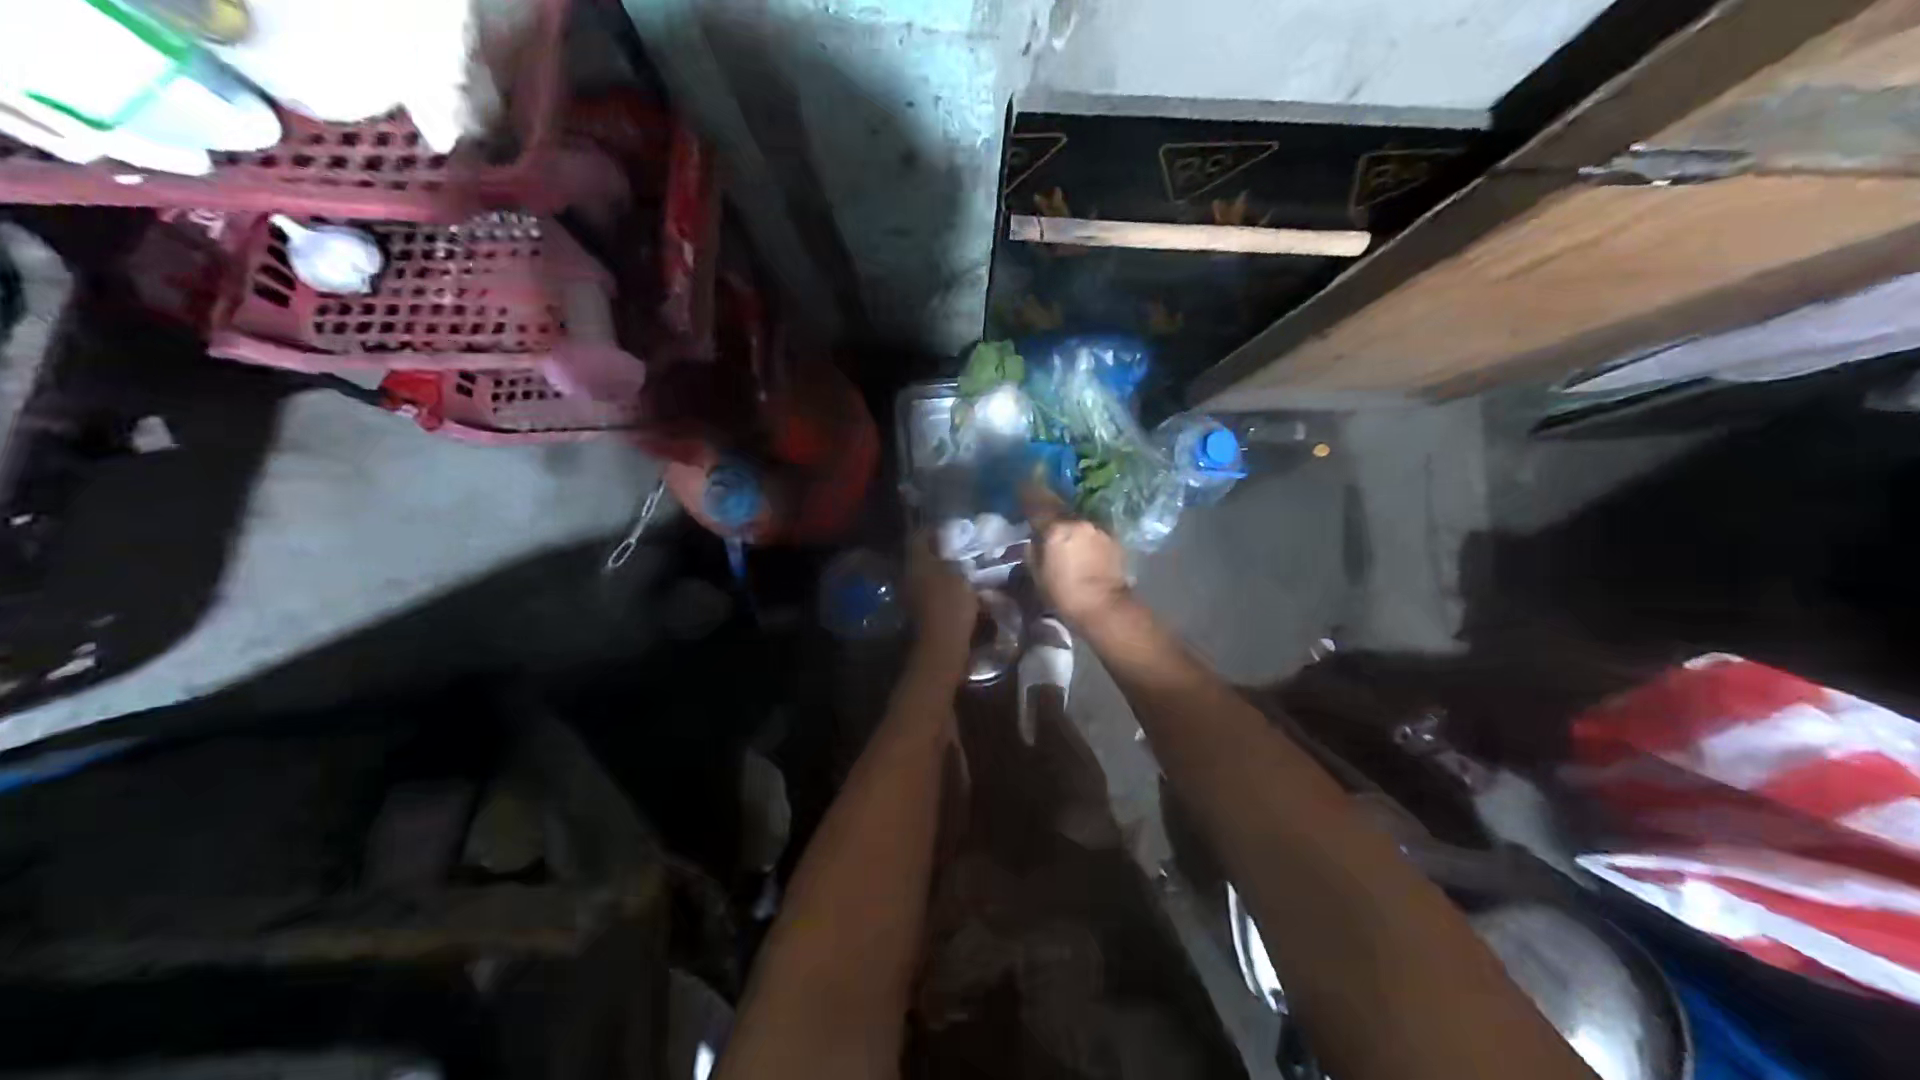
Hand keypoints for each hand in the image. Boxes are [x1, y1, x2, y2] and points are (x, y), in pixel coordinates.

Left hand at [907, 531, 977, 664]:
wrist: (943, 644)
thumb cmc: (952, 604)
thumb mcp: (960, 575)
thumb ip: (954, 558)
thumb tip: (951, 549)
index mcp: (916, 561)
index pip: (918, 536)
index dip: (932, 530)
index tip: (948, 528)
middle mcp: (908, 574)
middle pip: (919, 555)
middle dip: (936, 550)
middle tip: (956, 546)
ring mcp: (910, 594)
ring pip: (924, 573)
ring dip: (938, 569)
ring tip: (960, 566)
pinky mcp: (918, 611)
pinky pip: (929, 590)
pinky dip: (941, 586)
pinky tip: (957, 588)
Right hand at [1021, 485, 1131, 627]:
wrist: (1106, 608)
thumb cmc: (1065, 595)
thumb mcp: (1037, 574)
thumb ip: (1032, 549)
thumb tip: (1034, 537)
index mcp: (1055, 529)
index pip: (1036, 501)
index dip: (1026, 491)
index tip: (1020, 484)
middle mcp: (1078, 521)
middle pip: (1058, 505)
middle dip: (1047, 503)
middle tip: (1038, 504)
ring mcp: (1098, 527)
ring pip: (1076, 516)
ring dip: (1066, 519)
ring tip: (1061, 528)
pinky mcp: (1112, 537)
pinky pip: (1090, 528)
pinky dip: (1082, 531)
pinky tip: (1080, 542)